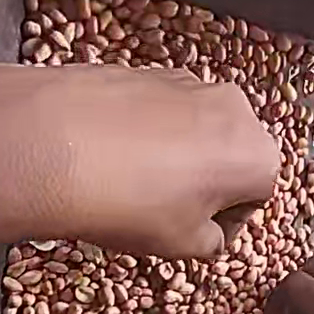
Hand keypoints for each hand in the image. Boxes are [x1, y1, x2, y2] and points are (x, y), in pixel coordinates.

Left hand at [0, 63, 279, 258]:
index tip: (200, 233)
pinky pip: (161, 108)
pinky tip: (113, 154)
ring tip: (134, 182)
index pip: (259, 193)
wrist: (54, 146)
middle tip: (168, 209)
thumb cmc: (132, 202)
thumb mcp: (183, 245)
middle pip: (231, 152)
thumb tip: (211, 233)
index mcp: (255, 152)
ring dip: (179, 155)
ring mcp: (187, 81)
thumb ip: (214, 242)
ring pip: (196, 127)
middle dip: (208, 181)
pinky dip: (148, 131)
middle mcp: (233, 107)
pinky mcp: (146, 69)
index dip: (230, 220)